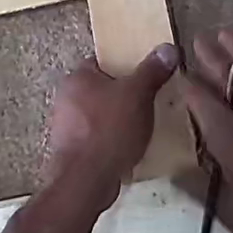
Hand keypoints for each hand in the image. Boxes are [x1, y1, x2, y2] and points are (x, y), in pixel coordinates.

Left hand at [42, 44, 177, 210]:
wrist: (85, 184)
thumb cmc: (110, 129)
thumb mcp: (138, 93)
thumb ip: (152, 70)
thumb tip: (167, 49)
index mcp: (77, 78)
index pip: (103, 61)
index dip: (126, 64)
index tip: (145, 72)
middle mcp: (65, 99)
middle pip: (102, 88)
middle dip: (124, 93)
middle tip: (149, 97)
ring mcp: (65, 128)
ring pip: (100, 115)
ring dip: (118, 119)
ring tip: (143, 123)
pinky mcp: (71, 154)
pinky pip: (97, 138)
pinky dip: (112, 140)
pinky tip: (130, 147)